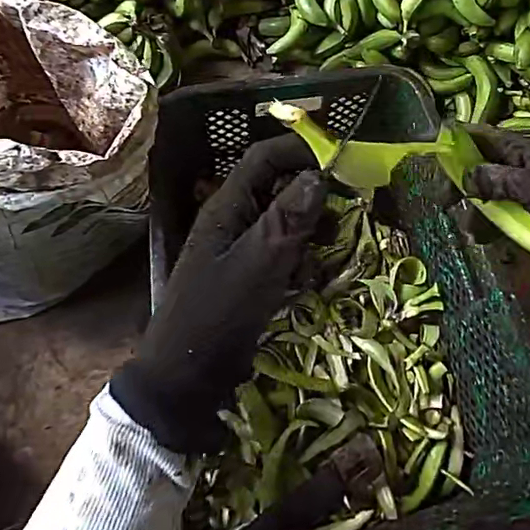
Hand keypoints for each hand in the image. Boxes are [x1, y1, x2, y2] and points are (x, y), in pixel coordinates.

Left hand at [111, 135, 327, 452]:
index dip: (300, 151)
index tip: (341, 159)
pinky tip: (308, 280)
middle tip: (344, 212)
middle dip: (312, 196)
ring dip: (309, 230)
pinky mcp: (247, 274)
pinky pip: (280, 252)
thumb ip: (288, 219)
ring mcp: (239, 247)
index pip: (264, 158)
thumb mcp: (259, 264)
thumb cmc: (217, 315)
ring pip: (283, 221)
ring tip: (330, 249)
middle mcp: (232, 219)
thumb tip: (318, 174)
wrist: (185, 378)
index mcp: (227, 206)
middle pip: (278, 187)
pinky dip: (299, 259)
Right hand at [462, 124, 529, 285]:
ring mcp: (524, 181)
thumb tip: (464, 177)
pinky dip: (491, 220)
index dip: (454, 143)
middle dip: (461, 184)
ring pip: (487, 189)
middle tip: (446, 203)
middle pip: (477, 164)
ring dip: (475, 209)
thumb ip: (494, 179)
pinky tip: (484, 237)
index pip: (477, 134)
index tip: (434, 160)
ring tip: (471, 232)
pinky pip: (501, 207)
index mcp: (520, 146)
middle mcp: (519, 159)